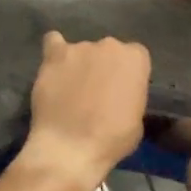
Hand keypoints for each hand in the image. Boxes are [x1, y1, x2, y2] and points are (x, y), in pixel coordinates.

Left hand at [19, 33, 150, 185]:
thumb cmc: (111, 140)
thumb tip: (116, 96)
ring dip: (79, 65)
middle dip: (102, 68)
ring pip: (81, 52)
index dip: (127, 75)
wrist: (71, 147)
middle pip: (107, 51)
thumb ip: (128, 96)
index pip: (135, 56)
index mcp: (135, 59)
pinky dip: (54, 52)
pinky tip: (53, 68)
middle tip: (95, 92)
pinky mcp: (53, 56)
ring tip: (69, 89)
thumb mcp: (136, 120)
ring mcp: (79, 48)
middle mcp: (109, 46)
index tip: (121, 91)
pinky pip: (53, 43)